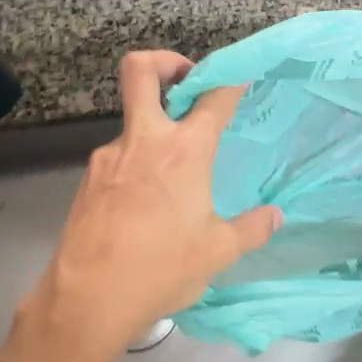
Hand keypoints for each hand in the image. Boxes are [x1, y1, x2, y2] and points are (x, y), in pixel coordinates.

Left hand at [19, 51, 281, 361]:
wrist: (86, 301)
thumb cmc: (160, 270)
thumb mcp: (217, 252)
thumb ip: (250, 229)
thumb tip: (275, 216)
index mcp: (185, 151)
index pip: (213, 97)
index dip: (231, 80)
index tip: (241, 78)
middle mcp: (144, 140)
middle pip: (140, 70)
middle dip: (164, 61)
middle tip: (185, 79)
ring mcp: (109, 157)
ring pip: (130, 121)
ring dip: (153, 129)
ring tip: (173, 173)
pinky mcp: (87, 180)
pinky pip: (118, 157)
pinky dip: (136, 165)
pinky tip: (146, 203)